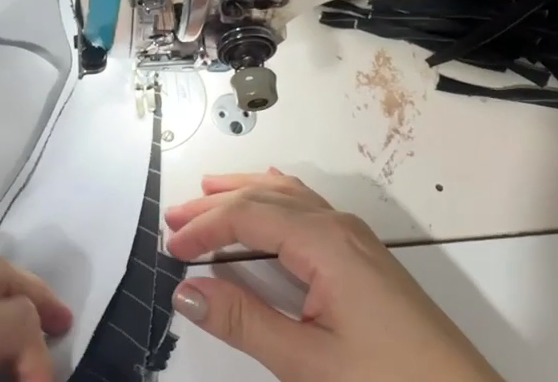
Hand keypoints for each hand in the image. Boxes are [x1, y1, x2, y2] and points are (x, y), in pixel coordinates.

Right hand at [165, 170, 501, 381]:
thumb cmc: (387, 381)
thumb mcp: (308, 363)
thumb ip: (245, 322)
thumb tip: (186, 290)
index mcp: (325, 242)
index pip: (250, 217)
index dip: (205, 227)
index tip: (171, 250)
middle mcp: (339, 226)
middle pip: (266, 198)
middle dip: (217, 204)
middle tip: (174, 218)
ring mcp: (354, 237)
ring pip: (288, 196)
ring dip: (244, 196)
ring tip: (206, 194)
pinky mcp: (363, 254)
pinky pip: (307, 207)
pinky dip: (275, 199)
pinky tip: (268, 199)